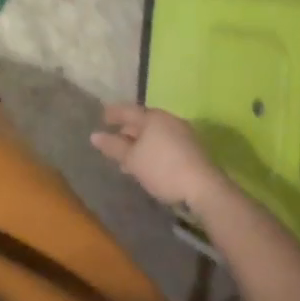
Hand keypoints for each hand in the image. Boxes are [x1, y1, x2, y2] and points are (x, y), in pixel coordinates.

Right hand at [91, 105, 227, 210]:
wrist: (205, 190)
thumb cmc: (162, 168)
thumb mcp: (132, 159)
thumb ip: (113, 146)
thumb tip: (94, 136)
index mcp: (153, 117)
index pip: (128, 110)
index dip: (113, 113)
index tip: (102, 118)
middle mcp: (170, 121)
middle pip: (144, 122)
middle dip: (128, 131)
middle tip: (114, 139)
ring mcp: (185, 135)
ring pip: (156, 134)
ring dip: (141, 143)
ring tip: (129, 156)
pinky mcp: (194, 150)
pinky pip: (167, 144)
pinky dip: (154, 149)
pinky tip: (149, 163)